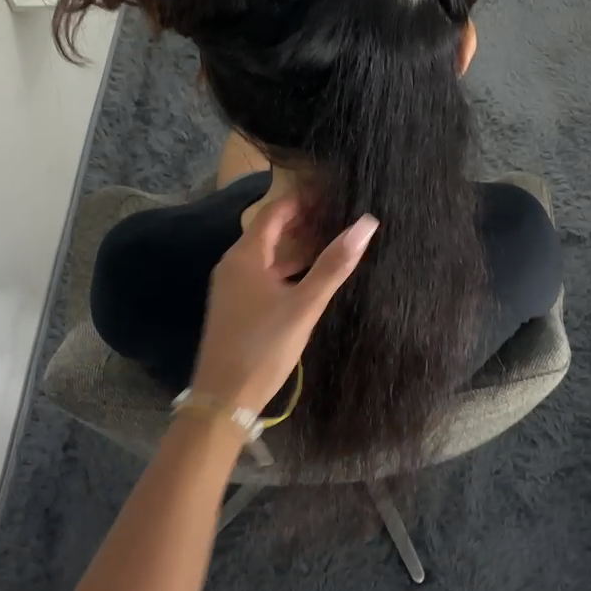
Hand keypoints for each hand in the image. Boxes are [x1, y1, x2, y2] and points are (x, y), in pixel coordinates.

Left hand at [190, 196, 377, 413]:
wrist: (223, 398)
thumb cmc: (264, 346)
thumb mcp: (304, 305)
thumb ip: (334, 264)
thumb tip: (366, 223)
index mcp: (245, 256)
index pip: (273, 211)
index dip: (300, 199)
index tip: (330, 192)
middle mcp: (233, 265)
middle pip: (267, 230)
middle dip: (300, 220)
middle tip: (335, 214)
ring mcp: (231, 287)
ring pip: (265, 253)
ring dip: (294, 244)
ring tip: (328, 240)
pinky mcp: (235, 306)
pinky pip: (262, 273)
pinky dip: (285, 267)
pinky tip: (307, 276)